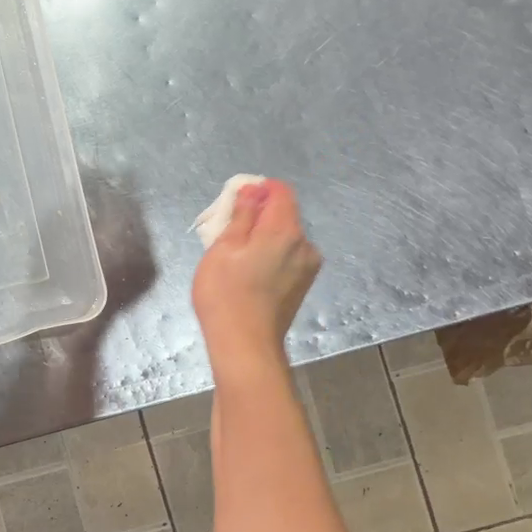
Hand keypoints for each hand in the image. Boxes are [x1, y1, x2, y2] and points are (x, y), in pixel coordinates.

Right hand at [192, 178, 320, 357]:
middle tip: (225, 231)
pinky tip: (248, 273)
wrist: (245, 342)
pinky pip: (287, 256)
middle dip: (257, 215)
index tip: (234, 200)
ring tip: (234, 256)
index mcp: (285, 231)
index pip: (281, 192)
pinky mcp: (303, 284)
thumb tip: (252, 190)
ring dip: (261, 237)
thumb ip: (241, 215)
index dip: (258, 189)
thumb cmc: (225, 292)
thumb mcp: (223, 248)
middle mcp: (305, 244)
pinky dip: (269, 255)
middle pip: (283, 215)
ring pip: (284, 238)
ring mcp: (308, 266)